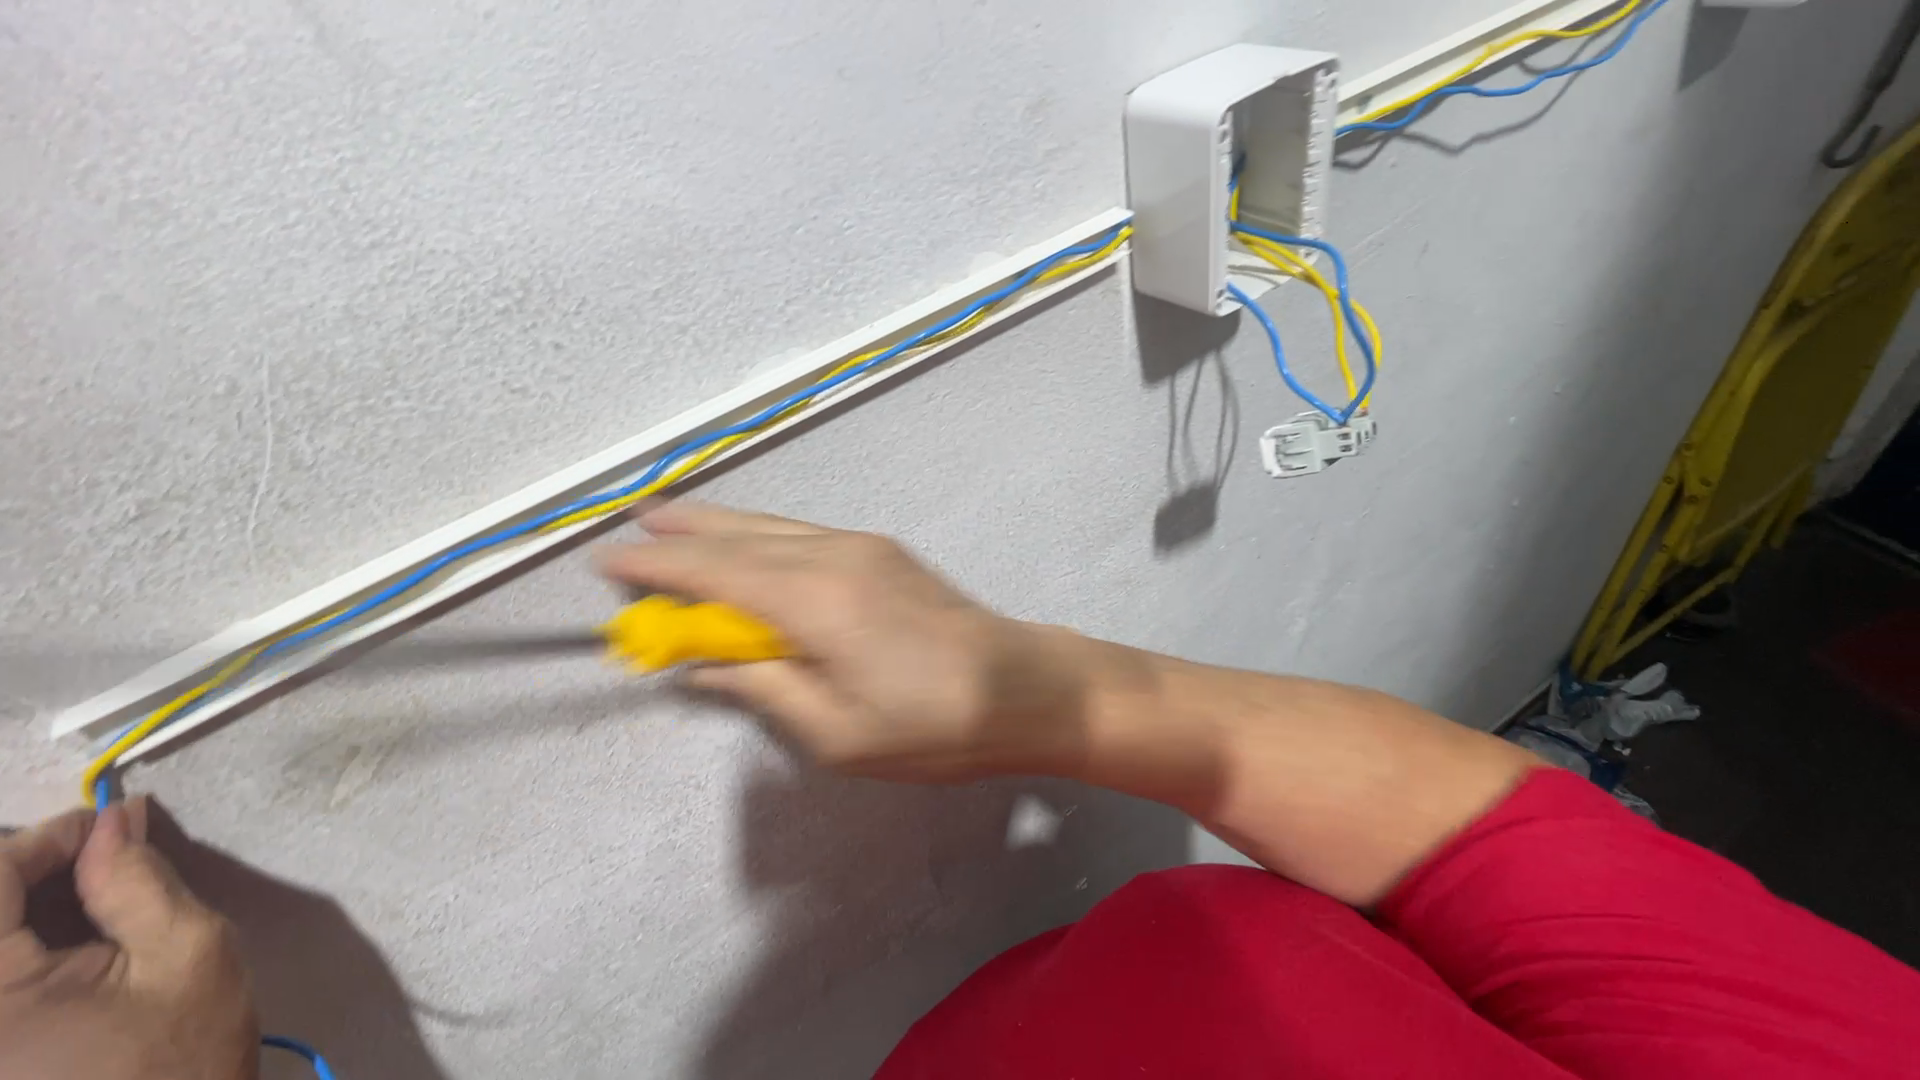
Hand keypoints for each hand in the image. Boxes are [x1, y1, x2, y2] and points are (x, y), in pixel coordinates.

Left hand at [0, 798, 257, 1079]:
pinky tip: (51, 943)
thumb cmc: (180, 1052)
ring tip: (75, 898)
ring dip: (17, 907)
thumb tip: (114, 819)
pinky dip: (15, 944)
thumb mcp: (186, 952)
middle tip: (96, 859)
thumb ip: (138, 882)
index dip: (45, 840)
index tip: (111, 826)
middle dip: (23, 872)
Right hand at [597, 502, 1089, 780]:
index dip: (658, 569)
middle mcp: (832, 555)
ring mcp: (863, 546)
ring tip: (676, 519)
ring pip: (773, 527)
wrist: (1024, 686)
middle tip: (633, 525)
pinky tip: (751, 544)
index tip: (610, 565)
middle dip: (683, 531)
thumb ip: (763, 691)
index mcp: (813, 600)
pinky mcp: (884, 551)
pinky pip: (803, 533)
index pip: (714, 574)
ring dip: (721, 524)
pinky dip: (762, 534)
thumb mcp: (836, 733)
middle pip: (740, 536)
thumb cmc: (931, 724)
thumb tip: (704, 668)